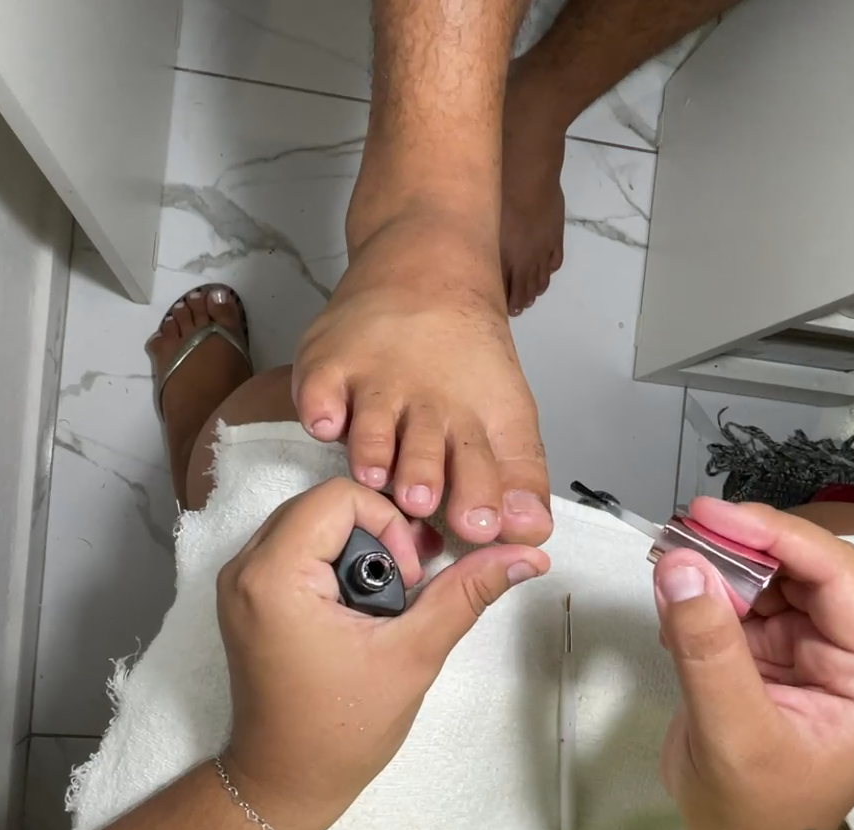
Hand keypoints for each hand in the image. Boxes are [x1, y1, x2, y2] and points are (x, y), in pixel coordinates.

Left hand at [217, 477, 549, 829]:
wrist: (285, 782)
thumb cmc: (342, 729)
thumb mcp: (413, 655)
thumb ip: (467, 594)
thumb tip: (527, 555)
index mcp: (275, 576)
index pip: (341, 496)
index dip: (389, 523)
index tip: (408, 579)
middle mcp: (244, 568)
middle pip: (324, 504)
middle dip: (376, 534)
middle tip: (406, 587)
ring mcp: (238, 582)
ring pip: (310, 523)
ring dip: (357, 549)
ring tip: (385, 602)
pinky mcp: (245, 597)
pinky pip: (294, 548)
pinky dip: (332, 562)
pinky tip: (359, 607)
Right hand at [292, 212, 551, 545]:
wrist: (426, 272)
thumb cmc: (465, 358)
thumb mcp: (507, 414)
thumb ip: (517, 477)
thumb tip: (532, 532)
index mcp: (473, 423)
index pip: (483, 465)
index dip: (482, 498)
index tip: (482, 526)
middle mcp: (426, 406)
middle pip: (423, 448)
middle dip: (422, 474)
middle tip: (421, 498)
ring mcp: (377, 384)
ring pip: (373, 424)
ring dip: (373, 448)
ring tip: (373, 472)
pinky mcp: (332, 365)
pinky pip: (322, 388)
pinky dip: (321, 404)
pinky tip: (326, 422)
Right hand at [652, 498, 853, 829]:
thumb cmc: (755, 809)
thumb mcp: (733, 732)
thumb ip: (707, 648)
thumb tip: (678, 562)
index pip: (842, 578)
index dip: (780, 536)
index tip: (711, 514)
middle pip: (808, 567)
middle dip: (745, 546)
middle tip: (681, 530)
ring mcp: (813, 646)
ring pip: (771, 576)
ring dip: (719, 567)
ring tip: (668, 566)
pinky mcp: (772, 650)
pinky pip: (741, 600)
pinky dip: (705, 595)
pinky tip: (674, 610)